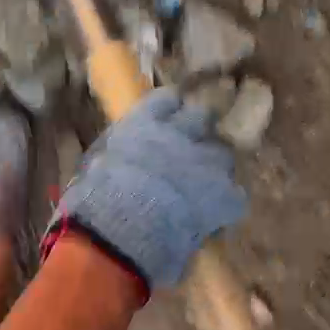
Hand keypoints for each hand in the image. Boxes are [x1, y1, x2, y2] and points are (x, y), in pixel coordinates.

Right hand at [52, 89, 247, 287]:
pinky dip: (224, 205)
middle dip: (198, 130)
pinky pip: (234, 195)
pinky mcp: (226, 193)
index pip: (166, 99)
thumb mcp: (95, 165)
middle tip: (189, 150)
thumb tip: (121, 156)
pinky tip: (212, 219)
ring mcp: (206, 161)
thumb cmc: (95, 199)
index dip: (170, 108)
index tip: (170, 115)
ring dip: (213, 168)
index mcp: (142, 123)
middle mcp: (179, 133)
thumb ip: (116, 152)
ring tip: (204, 188)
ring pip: (222, 155)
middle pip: (202, 117)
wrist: (121, 231)